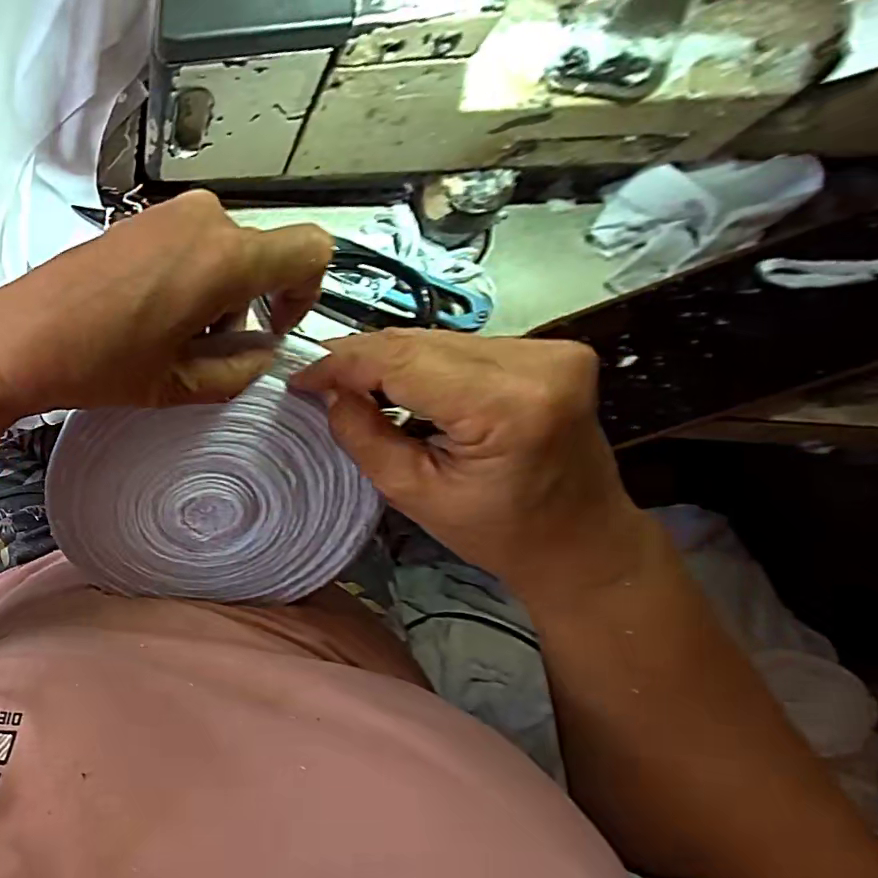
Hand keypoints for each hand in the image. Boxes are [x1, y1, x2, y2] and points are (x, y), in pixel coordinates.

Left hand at [0, 190, 332, 416]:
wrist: (14, 340)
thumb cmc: (97, 366)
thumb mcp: (175, 384)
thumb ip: (237, 371)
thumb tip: (260, 353)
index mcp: (226, 256)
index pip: (311, 251)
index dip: (304, 294)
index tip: (270, 331)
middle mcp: (204, 219)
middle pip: (257, 256)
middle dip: (244, 305)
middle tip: (198, 350)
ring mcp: (163, 213)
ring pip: (219, 251)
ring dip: (210, 294)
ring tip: (160, 339)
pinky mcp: (131, 220)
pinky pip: (182, 244)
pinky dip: (180, 278)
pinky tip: (136, 317)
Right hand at [291, 329, 647, 594]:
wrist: (580, 538)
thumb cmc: (497, 531)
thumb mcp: (411, 492)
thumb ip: (364, 435)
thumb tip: (329, 393)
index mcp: (507, 403)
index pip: (401, 360)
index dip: (341, 363)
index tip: (298, 378)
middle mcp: (535, 361)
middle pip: (417, 342)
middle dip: (356, 358)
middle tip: (310, 379)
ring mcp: (546, 350)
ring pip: (433, 339)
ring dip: (381, 360)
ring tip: (339, 382)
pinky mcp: (544, 351)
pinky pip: (455, 346)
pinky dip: (411, 363)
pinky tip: (385, 384)